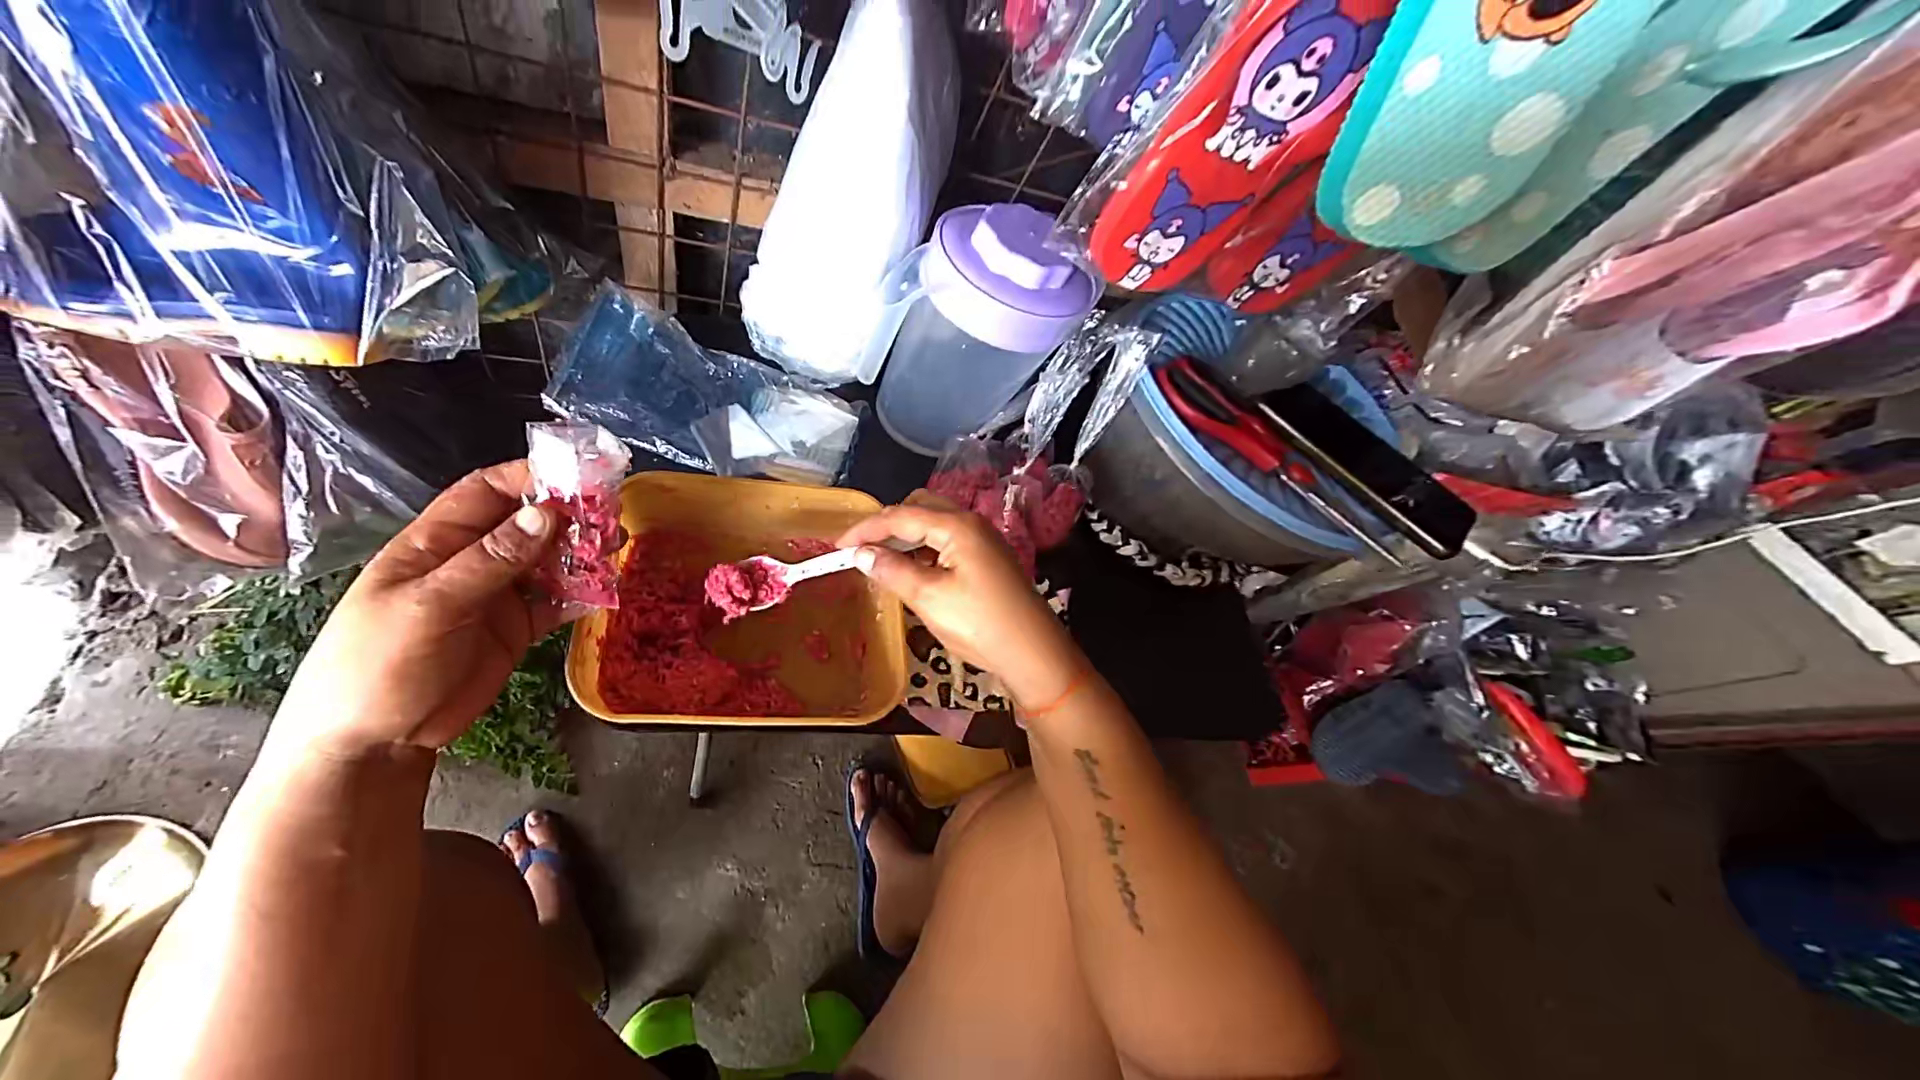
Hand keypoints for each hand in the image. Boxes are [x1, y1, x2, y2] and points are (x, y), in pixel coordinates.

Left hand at [270, 460, 583, 757]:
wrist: (372, 743)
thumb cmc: (378, 666)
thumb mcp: (430, 606)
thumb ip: (491, 560)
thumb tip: (546, 513)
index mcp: (435, 543)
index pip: (485, 493)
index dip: (529, 477)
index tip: (577, 474)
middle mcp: (471, 562)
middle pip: (527, 523)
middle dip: (568, 514)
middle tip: (610, 514)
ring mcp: (496, 596)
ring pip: (548, 560)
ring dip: (582, 552)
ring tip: (616, 548)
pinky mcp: (516, 628)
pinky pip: (556, 600)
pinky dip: (582, 593)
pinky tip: (604, 589)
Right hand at [837, 491, 1083, 704]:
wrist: (1033, 652)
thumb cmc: (979, 623)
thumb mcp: (929, 598)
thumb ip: (892, 570)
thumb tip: (861, 554)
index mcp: (957, 526)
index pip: (901, 515)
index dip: (866, 529)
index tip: (838, 545)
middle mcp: (972, 523)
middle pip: (921, 508)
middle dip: (888, 524)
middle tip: (862, 549)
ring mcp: (984, 540)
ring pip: (935, 525)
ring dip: (907, 537)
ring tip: (882, 562)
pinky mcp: (988, 559)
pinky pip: (948, 542)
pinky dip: (925, 550)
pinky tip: (913, 572)